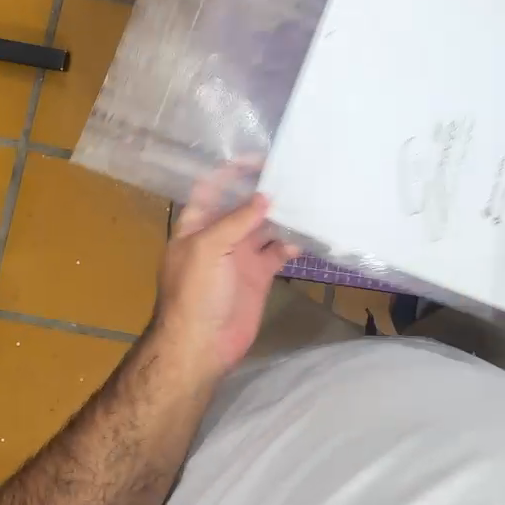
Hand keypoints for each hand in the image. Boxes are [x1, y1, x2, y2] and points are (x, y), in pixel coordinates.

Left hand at [150, 171, 299, 380]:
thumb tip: (265, 196)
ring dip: (282, 214)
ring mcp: (240, 255)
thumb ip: (236, 220)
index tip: (259, 159)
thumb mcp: (208, 248)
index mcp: (197, 225)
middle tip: (294, 173)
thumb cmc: (195, 292)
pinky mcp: (259, 274)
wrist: (202, 345)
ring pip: (264, 226)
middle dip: (264, 190)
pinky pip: (278, 251)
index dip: (231, 171)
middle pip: (243, 205)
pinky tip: (309, 233)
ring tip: (307, 198)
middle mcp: (219, 235)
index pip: (212, 188)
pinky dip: (292, 242)